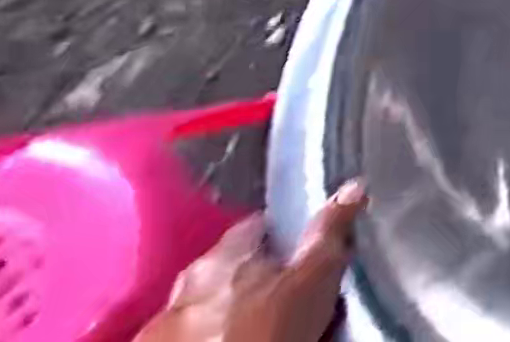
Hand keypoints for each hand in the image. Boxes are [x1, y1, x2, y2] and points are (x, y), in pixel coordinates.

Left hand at [137, 180, 366, 341]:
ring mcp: (155, 340)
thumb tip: (353, 183)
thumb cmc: (266, 339)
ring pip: (204, 312)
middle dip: (255, 277)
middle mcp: (180, 291)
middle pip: (229, 269)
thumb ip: (330, 232)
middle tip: (290, 294)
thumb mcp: (314, 281)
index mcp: (219, 257)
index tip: (309, 249)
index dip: (286, 231)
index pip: (257, 224)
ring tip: (261, 331)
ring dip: (227, 317)